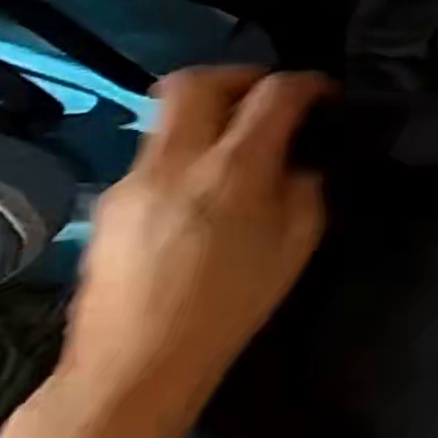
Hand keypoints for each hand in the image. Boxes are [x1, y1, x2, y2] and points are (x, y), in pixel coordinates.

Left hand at [63, 67, 332, 398]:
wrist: (136, 361)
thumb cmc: (236, 298)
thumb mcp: (299, 237)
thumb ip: (304, 184)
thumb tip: (298, 161)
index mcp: (234, 171)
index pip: (274, 94)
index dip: (307, 82)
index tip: (327, 93)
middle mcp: (177, 163)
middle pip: (198, 82)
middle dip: (242, 76)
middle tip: (271, 94)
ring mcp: (134, 180)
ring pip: (170, 113)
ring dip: (214, 111)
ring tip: (244, 141)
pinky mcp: (110, 201)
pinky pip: (158, 152)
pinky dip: (192, 148)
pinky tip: (210, 185)